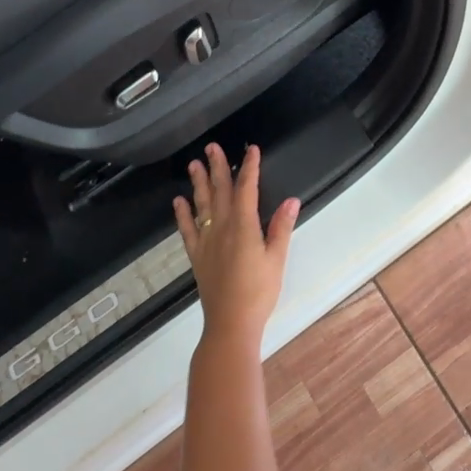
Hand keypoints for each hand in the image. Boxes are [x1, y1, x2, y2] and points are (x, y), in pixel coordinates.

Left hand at [174, 144, 299, 342]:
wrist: (230, 323)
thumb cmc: (259, 291)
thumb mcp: (277, 259)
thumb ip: (281, 228)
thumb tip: (291, 200)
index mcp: (244, 226)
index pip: (247, 189)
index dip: (249, 167)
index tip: (251, 149)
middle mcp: (221, 228)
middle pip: (220, 191)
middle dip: (217, 167)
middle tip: (212, 147)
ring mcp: (206, 242)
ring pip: (201, 205)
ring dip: (198, 184)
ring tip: (194, 164)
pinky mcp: (197, 256)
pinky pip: (187, 230)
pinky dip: (183, 214)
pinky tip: (179, 202)